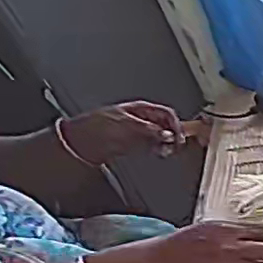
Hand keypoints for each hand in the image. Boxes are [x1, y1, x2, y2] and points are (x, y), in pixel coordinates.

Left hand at [60, 101, 191, 163]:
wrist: (84, 142)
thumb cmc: (97, 127)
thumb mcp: (126, 124)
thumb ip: (149, 129)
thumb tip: (167, 135)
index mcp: (140, 109)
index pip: (166, 114)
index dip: (175, 124)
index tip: (178, 137)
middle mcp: (143, 119)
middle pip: (168, 125)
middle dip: (174, 135)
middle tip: (175, 145)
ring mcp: (142, 131)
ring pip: (165, 136)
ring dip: (169, 144)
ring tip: (166, 150)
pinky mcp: (140, 143)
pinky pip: (157, 145)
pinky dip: (162, 149)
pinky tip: (161, 153)